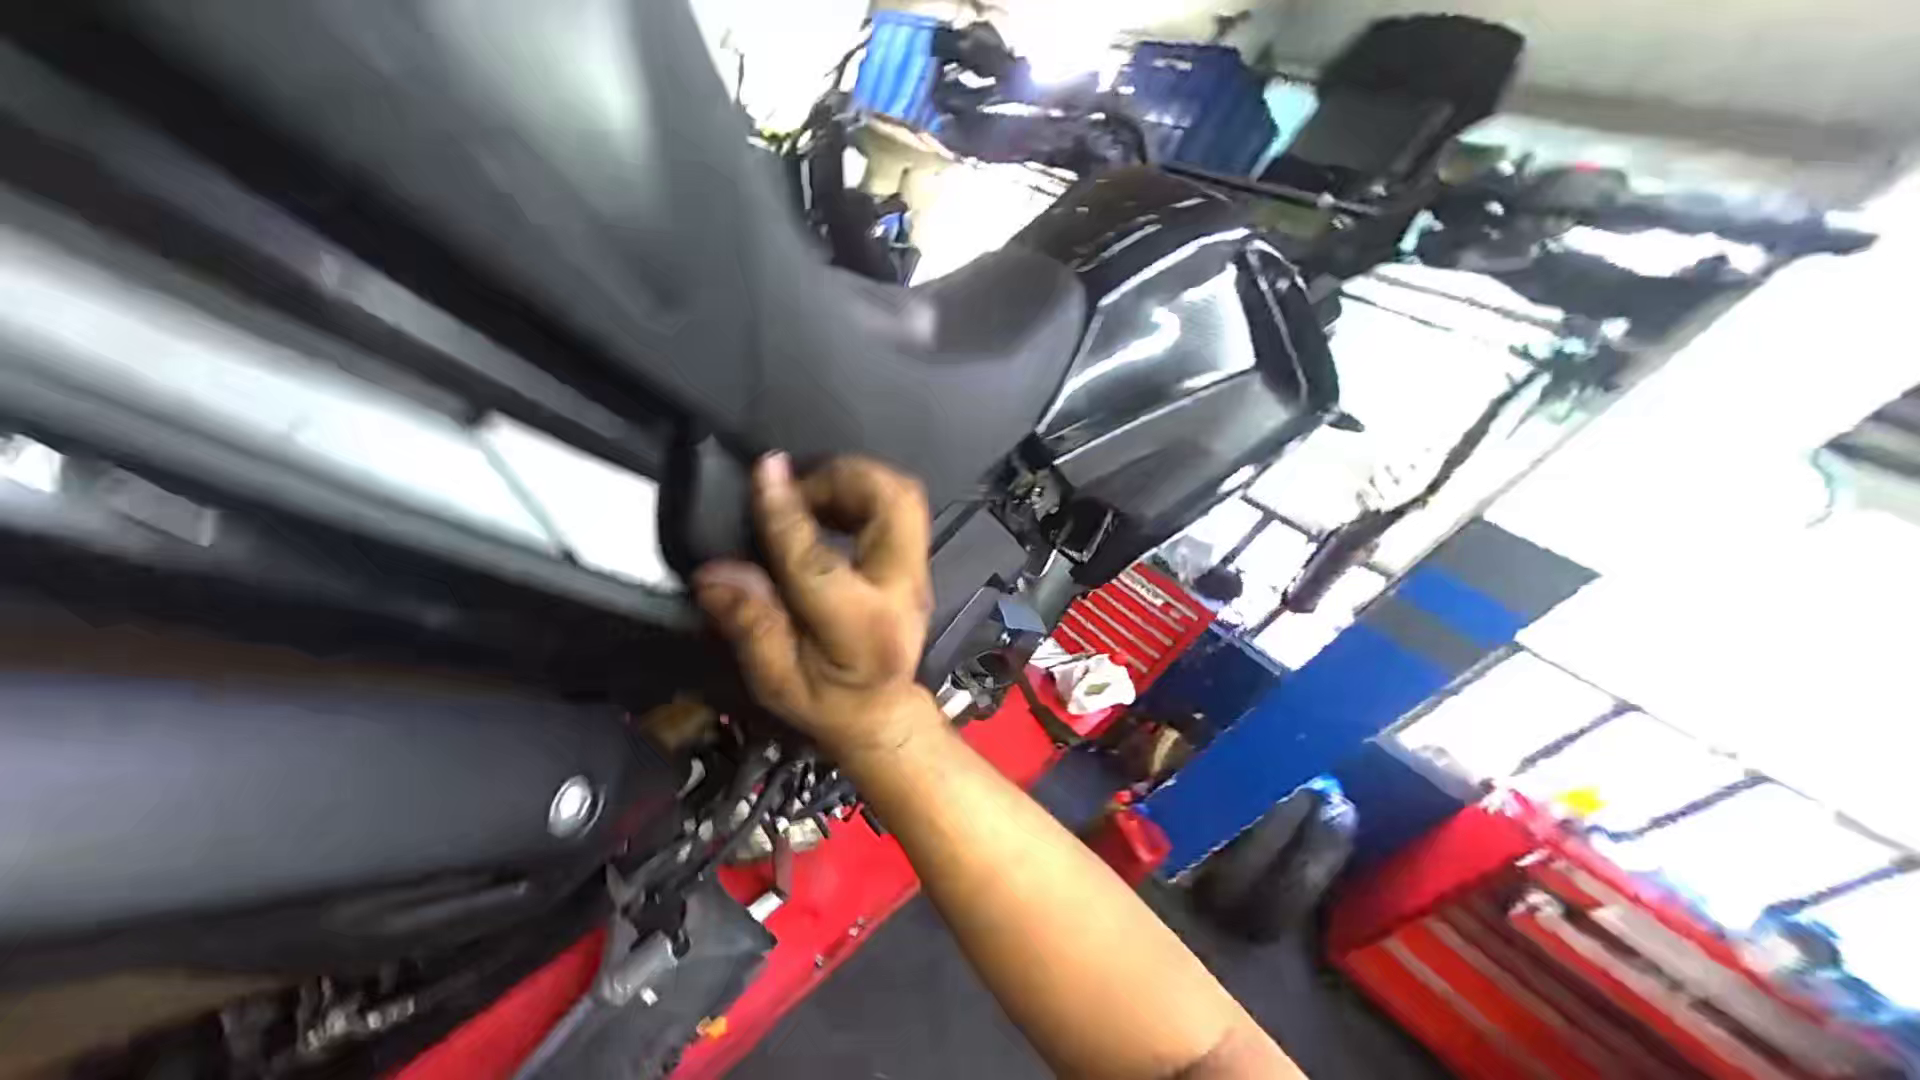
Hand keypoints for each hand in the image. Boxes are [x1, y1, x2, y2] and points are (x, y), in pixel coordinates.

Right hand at [693, 453, 938, 760]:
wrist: (882, 713)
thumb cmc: (830, 704)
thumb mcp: (777, 682)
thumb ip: (750, 624)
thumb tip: (715, 573)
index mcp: (861, 628)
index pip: (820, 558)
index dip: (786, 512)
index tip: (765, 473)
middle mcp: (900, 592)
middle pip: (893, 504)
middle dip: (844, 477)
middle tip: (799, 487)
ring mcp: (916, 575)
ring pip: (904, 497)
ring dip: (856, 481)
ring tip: (811, 495)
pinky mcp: (916, 565)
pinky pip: (900, 508)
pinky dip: (865, 494)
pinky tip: (830, 508)